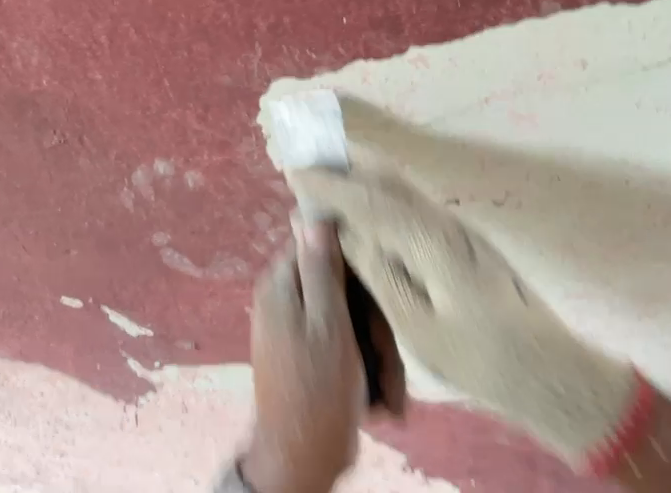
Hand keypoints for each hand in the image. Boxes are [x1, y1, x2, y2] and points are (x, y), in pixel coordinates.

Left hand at [240, 221, 395, 492]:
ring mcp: (298, 329)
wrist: (301, 459)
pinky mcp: (313, 355)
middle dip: (373, 325)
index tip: (383, 288)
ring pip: (351, 322)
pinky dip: (367, 370)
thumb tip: (311, 210)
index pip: (322, 247)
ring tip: (388, 393)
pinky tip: (380, 400)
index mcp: (282, 284)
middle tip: (386, 360)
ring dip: (376, 356)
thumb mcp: (327, 322)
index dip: (357, 265)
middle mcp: (286, 300)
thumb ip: (320, 268)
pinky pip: (346, 347)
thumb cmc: (316, 387)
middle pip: (342, 289)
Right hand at [288, 167, 647, 473]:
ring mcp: (459, 229)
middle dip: (345, 165)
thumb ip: (374, 269)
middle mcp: (444, 220)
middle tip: (308, 160)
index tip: (294, 171)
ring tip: (329, 180)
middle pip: (387, 178)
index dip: (328, 184)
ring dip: (363, 178)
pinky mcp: (465, 242)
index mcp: (429, 237)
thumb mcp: (414, 322)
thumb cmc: (479, 357)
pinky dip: (381, 196)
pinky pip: (413, 204)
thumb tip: (338, 230)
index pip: (366, 198)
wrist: (553, 374)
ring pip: (402, 188)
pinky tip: (369, 213)